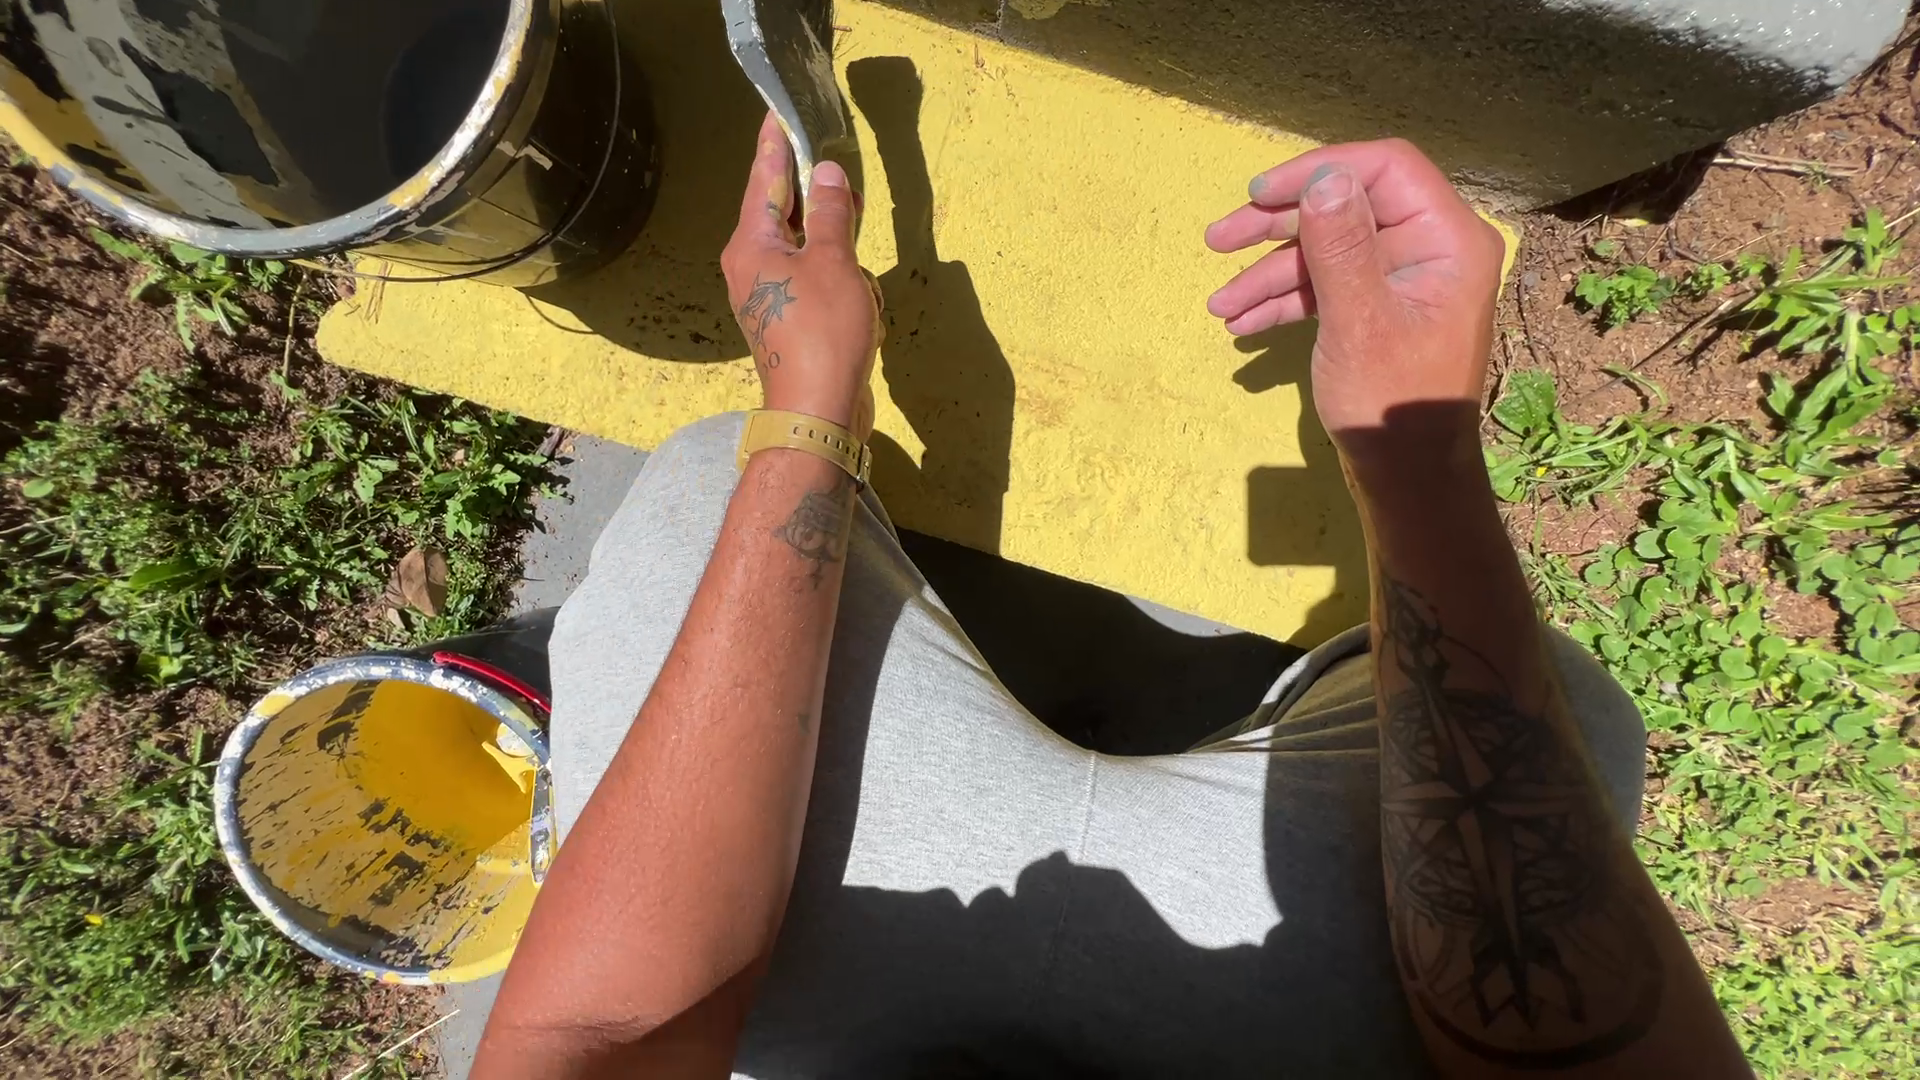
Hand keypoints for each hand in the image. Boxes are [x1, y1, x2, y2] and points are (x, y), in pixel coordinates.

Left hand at [722, 113, 882, 438]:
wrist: (818, 412)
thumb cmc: (824, 332)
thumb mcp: (834, 263)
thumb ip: (831, 214)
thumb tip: (827, 175)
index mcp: (751, 245)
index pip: (763, 178)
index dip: (777, 144)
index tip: (780, 113)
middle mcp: (751, 268)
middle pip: (785, 217)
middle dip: (820, 207)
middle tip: (847, 188)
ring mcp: (769, 299)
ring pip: (807, 256)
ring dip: (839, 262)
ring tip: (860, 284)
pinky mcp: (789, 326)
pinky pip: (815, 289)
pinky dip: (840, 292)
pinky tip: (861, 310)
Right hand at [1204, 139, 1504, 459]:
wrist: (1403, 471)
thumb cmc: (1389, 401)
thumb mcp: (1359, 323)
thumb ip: (1340, 249)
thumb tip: (1321, 179)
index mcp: (1444, 238)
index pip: (1382, 171)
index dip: (1317, 173)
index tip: (1257, 194)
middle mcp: (1424, 249)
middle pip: (1343, 211)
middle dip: (1276, 229)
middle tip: (1216, 241)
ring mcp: (1396, 282)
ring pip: (1324, 255)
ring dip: (1267, 276)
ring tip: (1218, 305)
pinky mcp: (1372, 311)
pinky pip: (1324, 290)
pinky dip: (1282, 304)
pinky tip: (1242, 325)